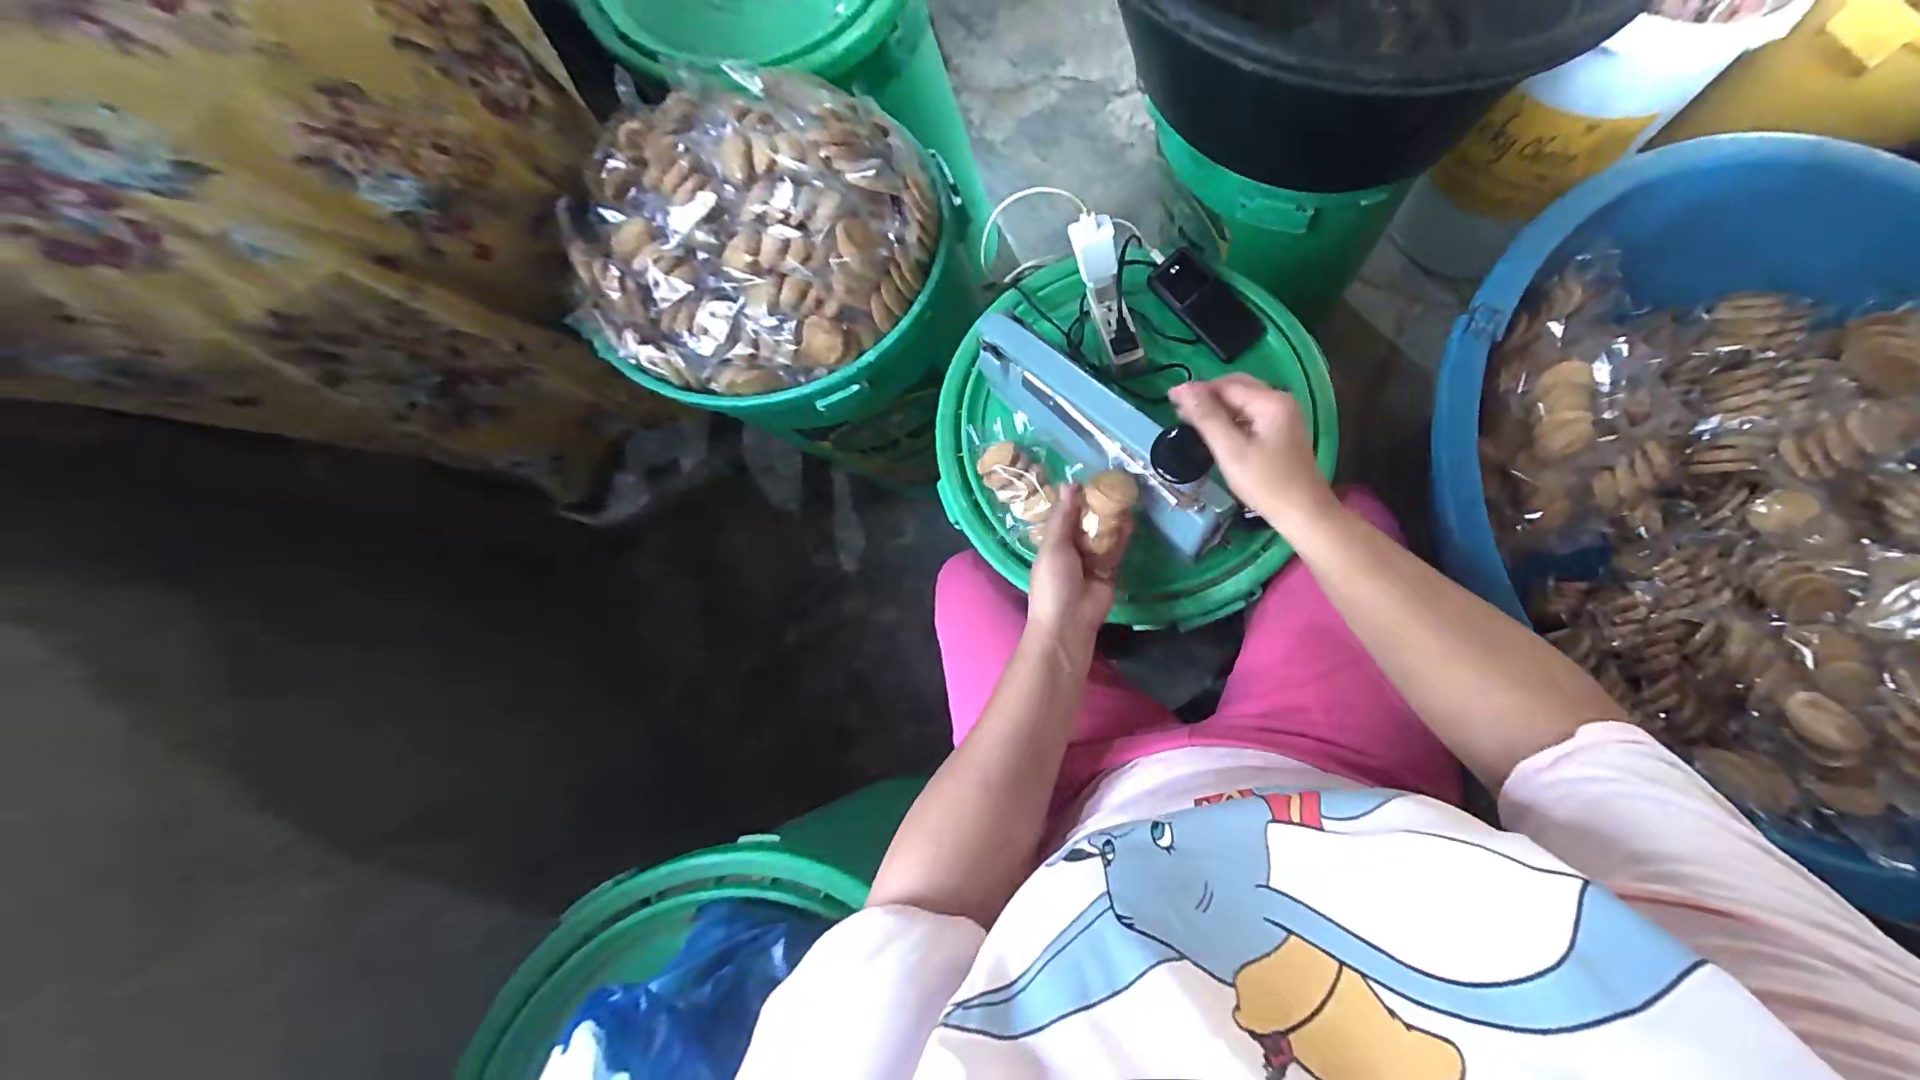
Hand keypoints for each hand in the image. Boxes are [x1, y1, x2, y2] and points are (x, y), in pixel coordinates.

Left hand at [1026, 484, 1127, 649]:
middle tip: (1113, 481)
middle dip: (1097, 506)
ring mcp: (1091, 561)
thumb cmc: (1053, 582)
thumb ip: (1064, 516)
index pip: (1064, 516)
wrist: (1069, 623)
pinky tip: (1131, 518)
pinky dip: (1123, 535)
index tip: (1089, 477)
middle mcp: (1071, 550)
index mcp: (1052, 543)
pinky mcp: (1109, 571)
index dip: (1075, 499)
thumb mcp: (1054, 545)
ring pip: (1103, 534)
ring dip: (1112, 518)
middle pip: (1086, 523)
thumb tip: (1070, 484)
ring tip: (1124, 495)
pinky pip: (1116, 549)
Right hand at [1170, 374, 1336, 531]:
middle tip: (1177, 408)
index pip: (1226, 386)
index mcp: (1270, 402)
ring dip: (1216, 406)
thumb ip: (1206, 418)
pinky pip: (1249, 414)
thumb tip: (1182, 389)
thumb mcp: (1231, 451)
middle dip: (1206, 395)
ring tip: (1189, 418)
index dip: (1196, 390)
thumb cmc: (1266, 483)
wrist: (1303, 513)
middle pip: (1236, 387)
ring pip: (1242, 401)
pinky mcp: (1281, 431)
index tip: (1169, 398)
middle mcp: (1280, 401)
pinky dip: (1229, 417)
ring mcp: (1283, 416)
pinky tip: (1213, 430)